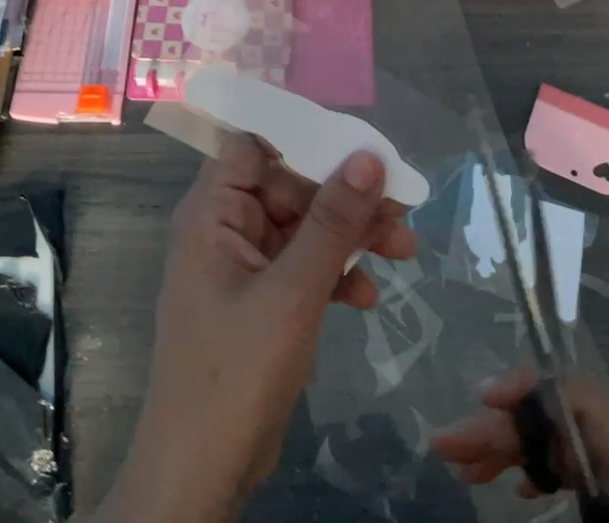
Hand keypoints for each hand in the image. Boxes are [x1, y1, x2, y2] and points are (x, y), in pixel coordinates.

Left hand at [97, 136, 418, 521]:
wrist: (202, 468)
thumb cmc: (238, 369)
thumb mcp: (293, 291)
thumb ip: (332, 222)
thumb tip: (368, 156)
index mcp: (212, 213)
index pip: (253, 147)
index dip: (303, 139)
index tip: (359, 146)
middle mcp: (223, 231)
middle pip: (289, 188)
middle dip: (344, 197)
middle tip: (402, 210)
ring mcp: (242, 269)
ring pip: (303, 230)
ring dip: (351, 237)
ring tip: (406, 251)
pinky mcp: (260, 303)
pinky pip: (303, 269)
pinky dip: (335, 276)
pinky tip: (367, 298)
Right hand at [432, 367, 608, 522]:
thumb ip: (560, 474)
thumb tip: (512, 481)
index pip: (582, 396)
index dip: (527, 388)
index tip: (479, 399)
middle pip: (562, 421)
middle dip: (501, 428)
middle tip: (447, 446)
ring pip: (567, 446)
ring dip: (513, 449)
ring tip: (466, 467)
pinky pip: (581, 472)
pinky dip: (541, 471)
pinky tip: (516, 488)